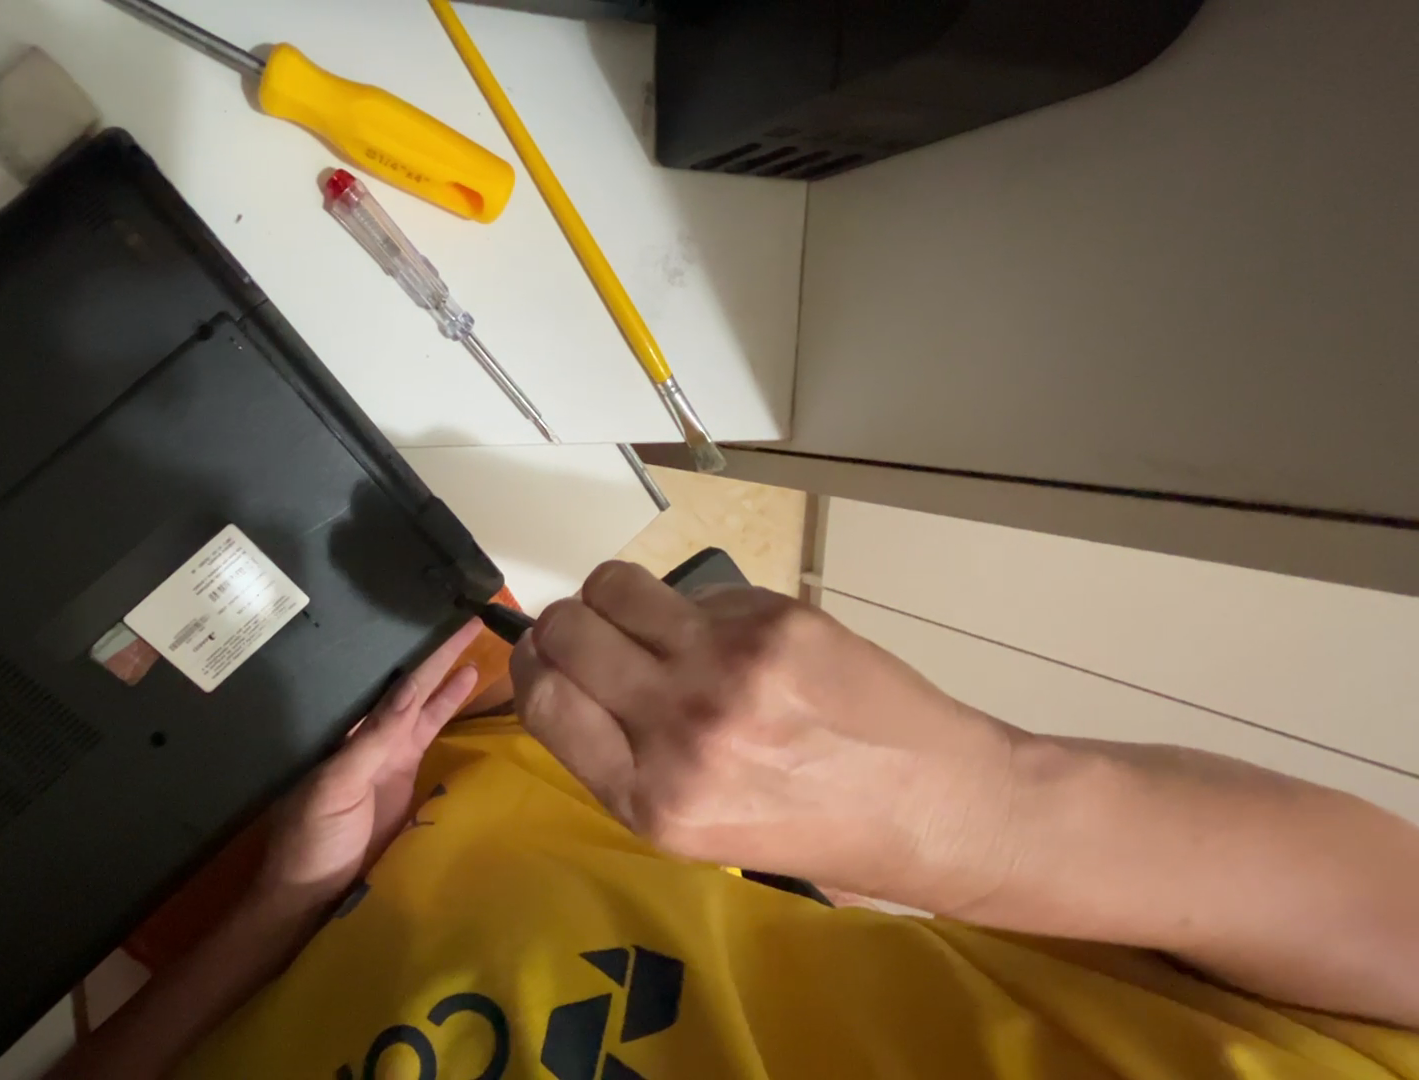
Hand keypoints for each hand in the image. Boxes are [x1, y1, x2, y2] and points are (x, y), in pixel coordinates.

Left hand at [257, 620, 482, 908]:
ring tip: (477, 645)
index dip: (424, 654)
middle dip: (441, 654)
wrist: (313, 893)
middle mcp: (375, 734)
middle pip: (414, 686)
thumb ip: (371, 742)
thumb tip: (407, 693)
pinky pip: (431, 736)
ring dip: (449, 677)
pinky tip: (466, 692)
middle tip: (471, 619)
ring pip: (426, 706)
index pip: (397, 683)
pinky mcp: (407, 777)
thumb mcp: (335, 787)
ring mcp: (392, 755)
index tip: (444, 621)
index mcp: (355, 730)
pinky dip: (448, 712)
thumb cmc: (311, 838)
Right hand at [510, 561, 1019, 907]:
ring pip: (611, 585)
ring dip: (612, 597)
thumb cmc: (805, 830)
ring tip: (646, 620)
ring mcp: (727, 665)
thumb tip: (564, 670)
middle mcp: (679, 729)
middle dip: (563, 626)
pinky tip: (735, 641)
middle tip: (592, 636)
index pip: (542, 697)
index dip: (529, 666)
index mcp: (650, 799)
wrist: (937, 806)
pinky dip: (694, 608)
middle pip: (563, 629)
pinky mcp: (771, 619)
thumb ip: (616, 755)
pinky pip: (690, 590)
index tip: (543, 658)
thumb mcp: (688, 828)